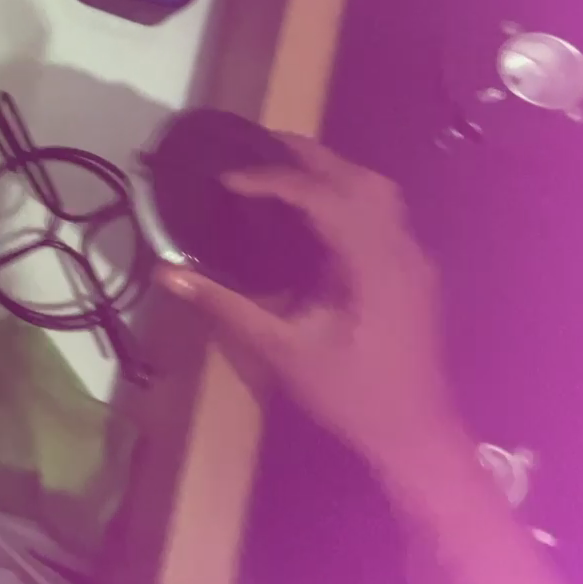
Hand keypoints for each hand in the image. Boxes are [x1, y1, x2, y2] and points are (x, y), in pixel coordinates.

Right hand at [159, 135, 466, 472]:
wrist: (417, 438)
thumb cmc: (349, 393)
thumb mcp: (279, 349)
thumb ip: (223, 304)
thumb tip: (166, 271)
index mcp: (372, 264)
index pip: (324, 197)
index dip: (272, 180)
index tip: (227, 180)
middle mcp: (399, 251)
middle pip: (359, 179)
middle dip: (306, 155)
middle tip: (253, 144)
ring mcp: (412, 260)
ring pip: (377, 190)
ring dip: (329, 169)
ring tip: (278, 166)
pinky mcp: (410, 272)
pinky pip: (379, 211)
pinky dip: (342, 192)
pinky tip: (309, 208)